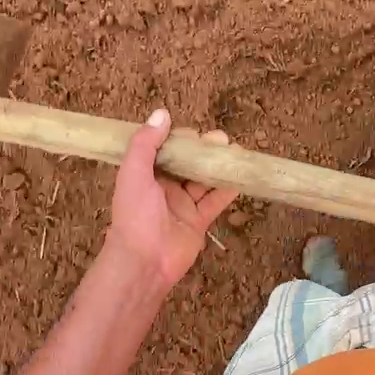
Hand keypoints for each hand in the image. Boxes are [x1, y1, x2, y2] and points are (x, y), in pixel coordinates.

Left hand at [103, 109, 240, 286]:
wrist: (143, 261)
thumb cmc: (135, 214)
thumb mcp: (134, 173)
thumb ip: (145, 143)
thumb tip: (162, 113)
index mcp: (147, 174)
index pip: (168, 149)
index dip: (182, 139)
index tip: (195, 134)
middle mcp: (165, 187)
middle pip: (189, 163)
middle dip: (205, 151)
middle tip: (222, 140)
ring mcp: (183, 204)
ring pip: (204, 180)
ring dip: (218, 167)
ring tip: (236, 152)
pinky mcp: (199, 221)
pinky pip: (215, 201)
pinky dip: (227, 189)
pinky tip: (240, 177)